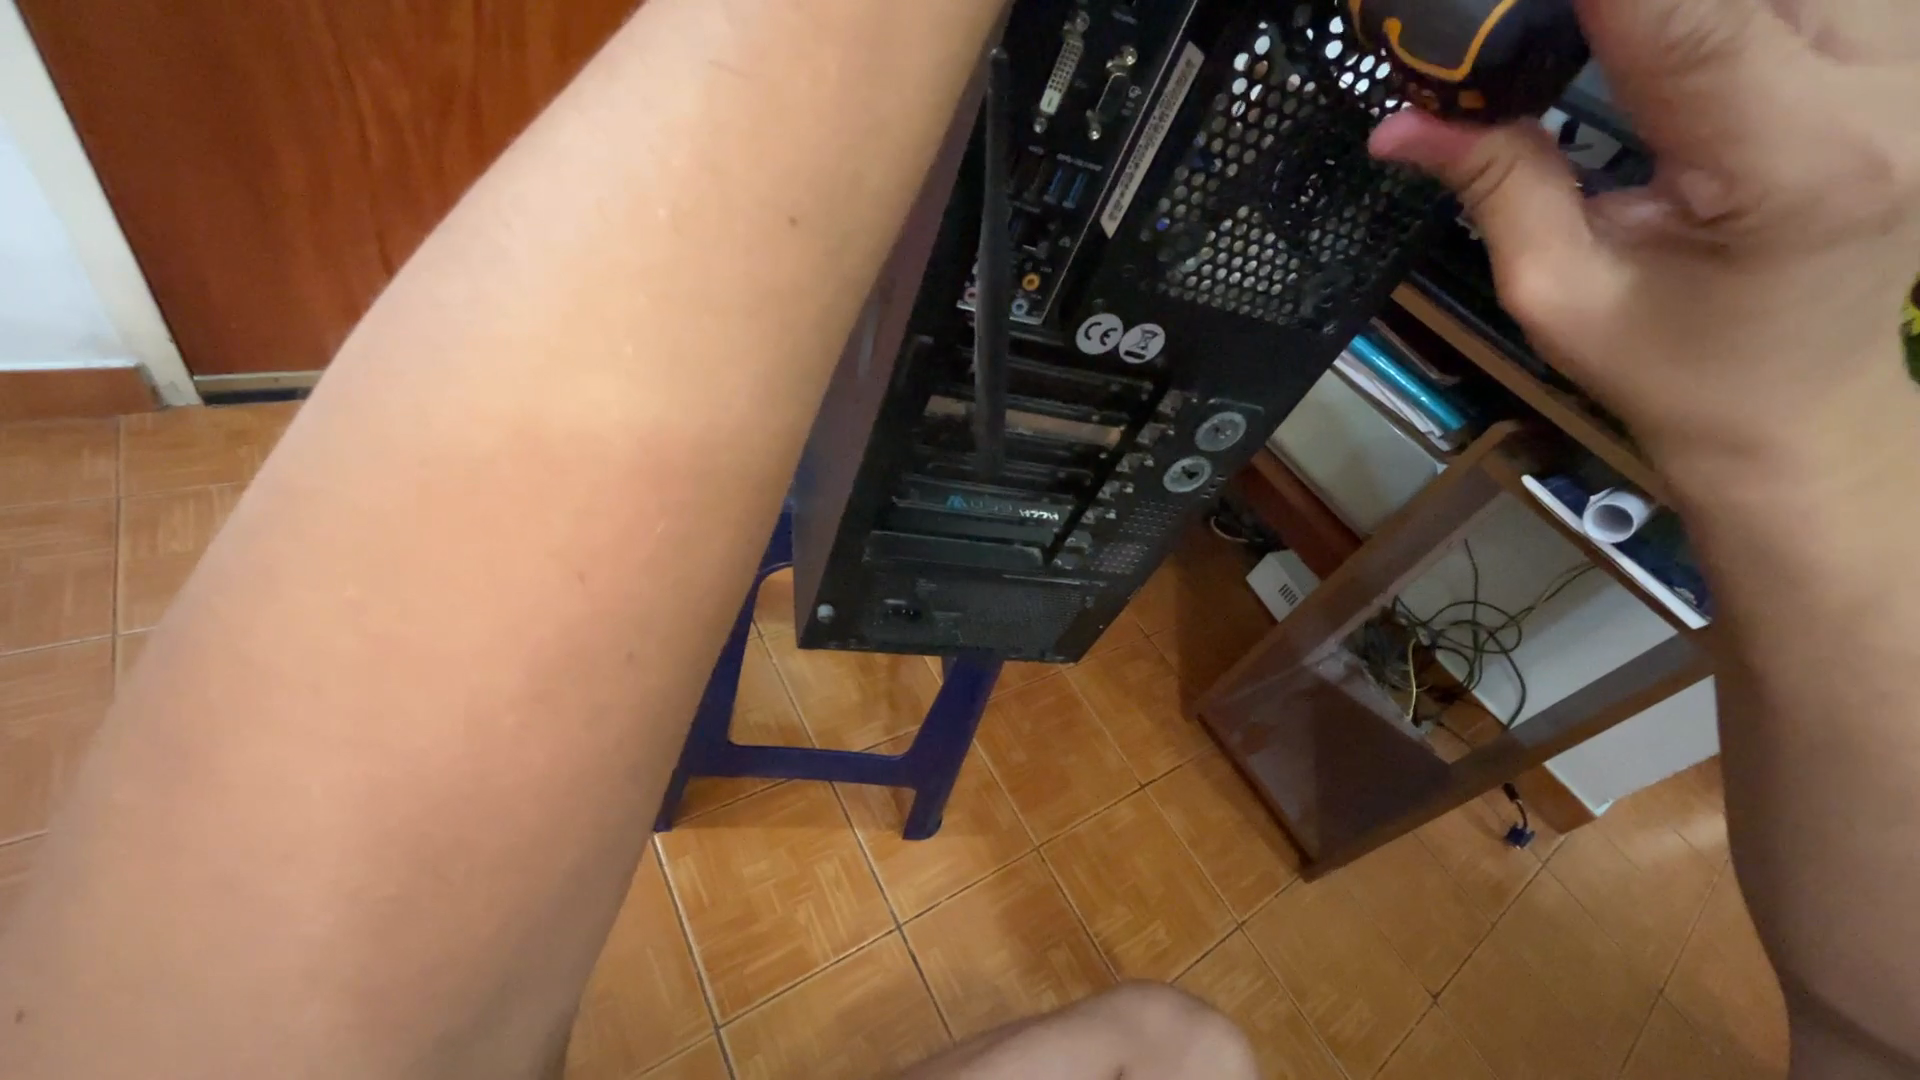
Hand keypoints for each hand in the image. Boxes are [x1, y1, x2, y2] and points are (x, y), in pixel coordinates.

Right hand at [1370, 0, 1919, 464]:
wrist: (1793, 399)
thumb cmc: (1663, 366)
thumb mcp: (1556, 290)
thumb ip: (1496, 185)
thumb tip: (1399, 123)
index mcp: (1794, 165)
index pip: (1690, 27)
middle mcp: (1893, 85)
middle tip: (1517, 25)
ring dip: (1666, 7)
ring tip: (1584, 34)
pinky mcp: (1917, 48)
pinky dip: (1711, 10)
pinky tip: (1654, 30)